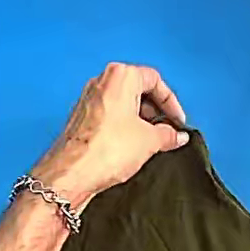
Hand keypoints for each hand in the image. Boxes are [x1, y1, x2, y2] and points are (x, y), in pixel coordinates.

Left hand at [31, 63, 189, 206]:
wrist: (71, 173)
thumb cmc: (105, 150)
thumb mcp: (150, 140)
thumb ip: (168, 134)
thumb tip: (177, 135)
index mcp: (120, 77)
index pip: (154, 80)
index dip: (171, 102)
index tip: (178, 121)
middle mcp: (101, 82)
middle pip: (137, 89)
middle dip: (156, 111)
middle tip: (167, 131)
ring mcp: (88, 100)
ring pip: (123, 104)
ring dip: (141, 120)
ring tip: (152, 142)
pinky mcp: (81, 119)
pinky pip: (110, 116)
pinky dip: (124, 127)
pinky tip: (132, 147)